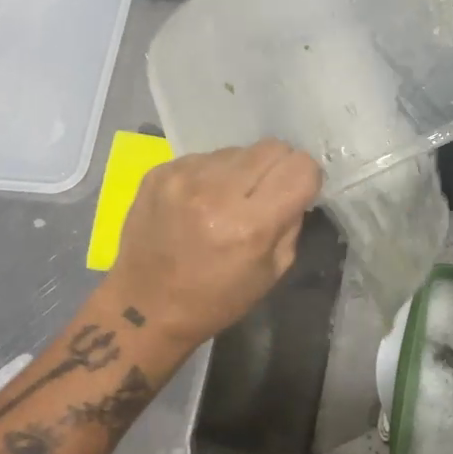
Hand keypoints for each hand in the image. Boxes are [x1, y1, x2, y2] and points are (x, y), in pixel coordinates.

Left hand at [108, 140, 320, 346]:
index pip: (300, 167)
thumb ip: (291, 224)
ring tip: (228, 202)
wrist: (145, 306)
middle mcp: (216, 191)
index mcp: (250, 225)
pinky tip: (200, 203)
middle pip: (273, 147)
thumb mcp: (272, 272)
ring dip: (243, 171)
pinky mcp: (160, 171)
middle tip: (266, 195)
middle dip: (278, 169)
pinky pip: (205, 157)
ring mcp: (183, 177)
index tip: (297, 195)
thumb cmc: (217, 300)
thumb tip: (297, 190)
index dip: (306, 179)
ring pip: (238, 150)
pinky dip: (212, 176)